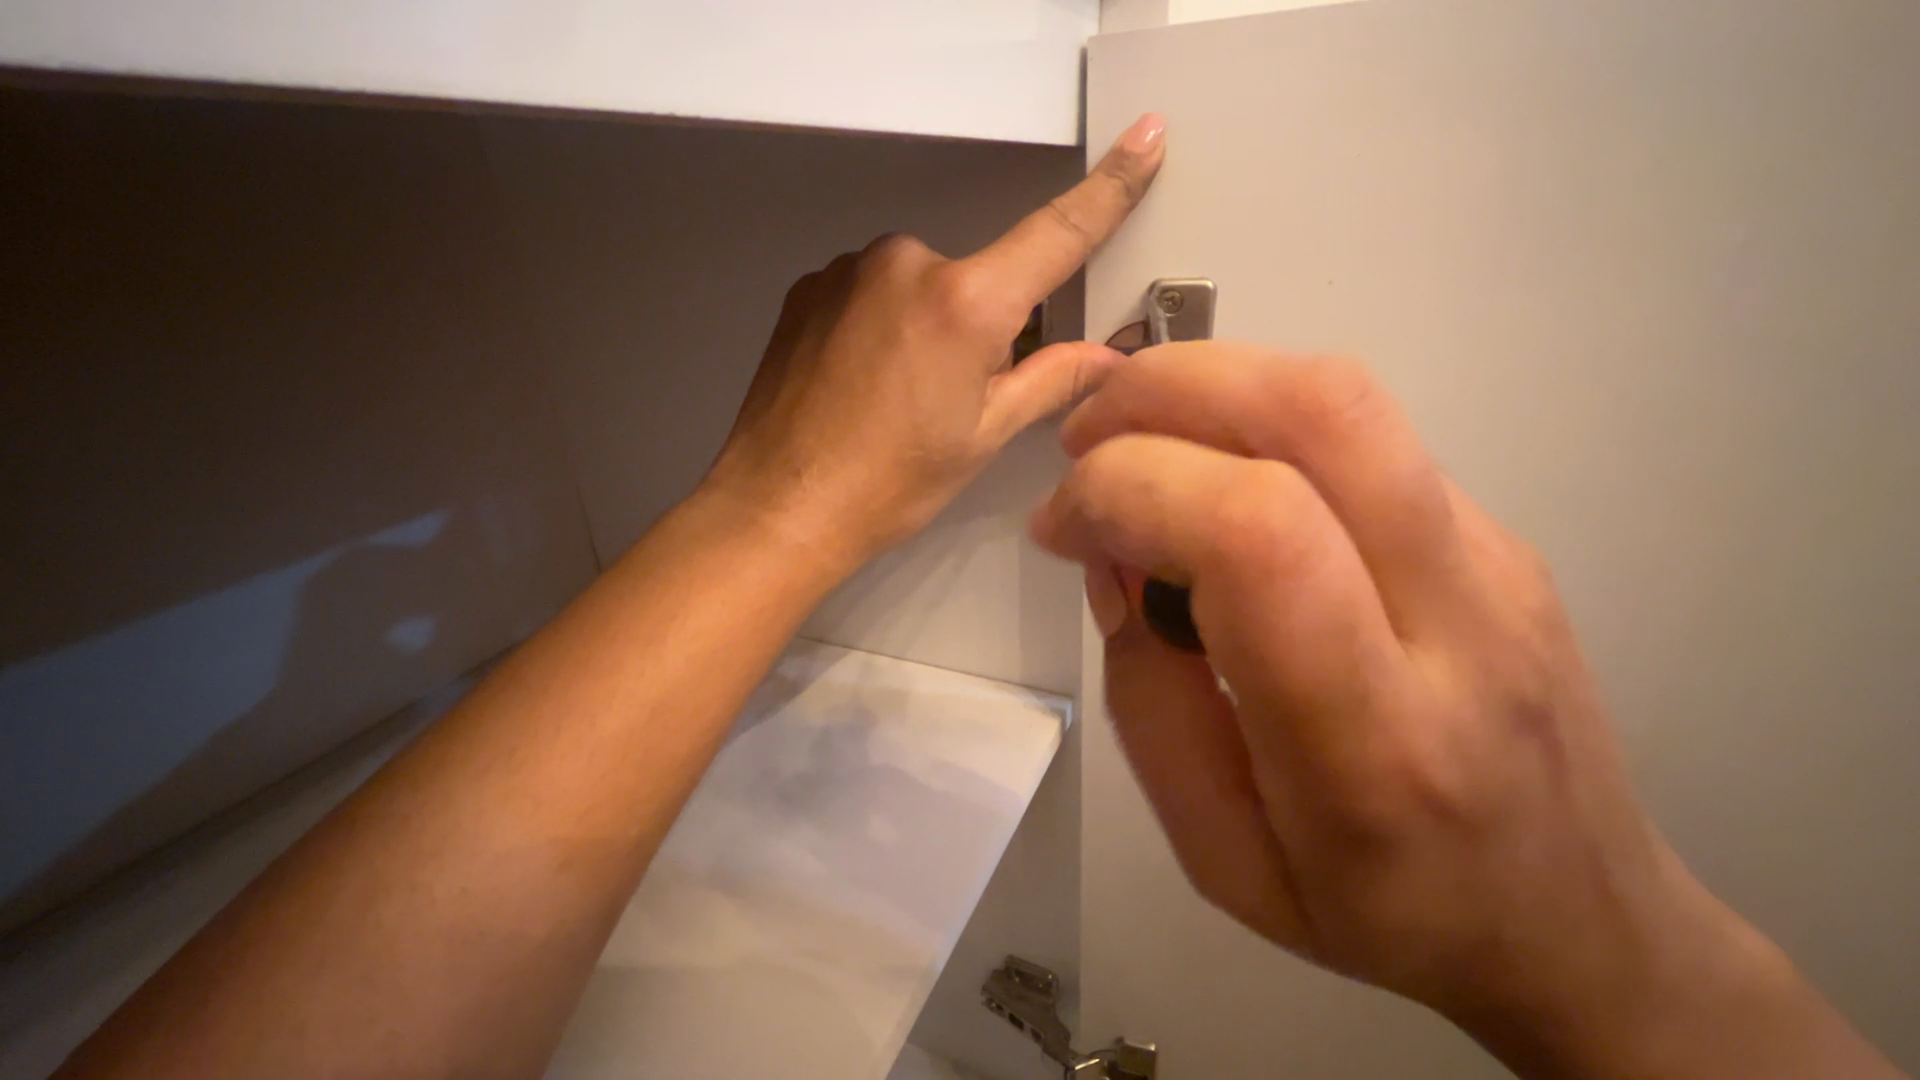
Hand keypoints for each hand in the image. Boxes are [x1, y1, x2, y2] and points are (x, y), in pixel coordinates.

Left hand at [702, 114, 1167, 570]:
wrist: (779, 506)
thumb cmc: (886, 484)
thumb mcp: (983, 436)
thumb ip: (1052, 380)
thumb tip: (1108, 359)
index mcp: (965, 304)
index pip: (1057, 233)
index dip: (1109, 187)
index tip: (1143, 140)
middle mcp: (906, 263)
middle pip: (980, 276)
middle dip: (984, 324)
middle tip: (952, 395)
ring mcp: (850, 269)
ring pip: (923, 285)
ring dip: (927, 325)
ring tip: (896, 397)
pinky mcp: (811, 285)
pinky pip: (872, 291)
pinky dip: (882, 325)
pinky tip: (861, 382)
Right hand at [1030, 345, 1899, 1077]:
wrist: (1578, 922)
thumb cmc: (1383, 914)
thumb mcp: (1218, 856)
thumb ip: (1146, 700)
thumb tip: (1116, 562)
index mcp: (1373, 740)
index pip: (1253, 535)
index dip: (1127, 491)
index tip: (1062, 529)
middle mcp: (1456, 620)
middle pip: (1319, 412)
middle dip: (1166, 388)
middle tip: (1085, 439)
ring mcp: (1495, 558)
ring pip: (1346, 399)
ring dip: (1207, 387)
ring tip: (1134, 446)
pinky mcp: (1499, 532)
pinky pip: (1361, 434)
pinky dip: (1253, 425)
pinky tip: (1214, 489)